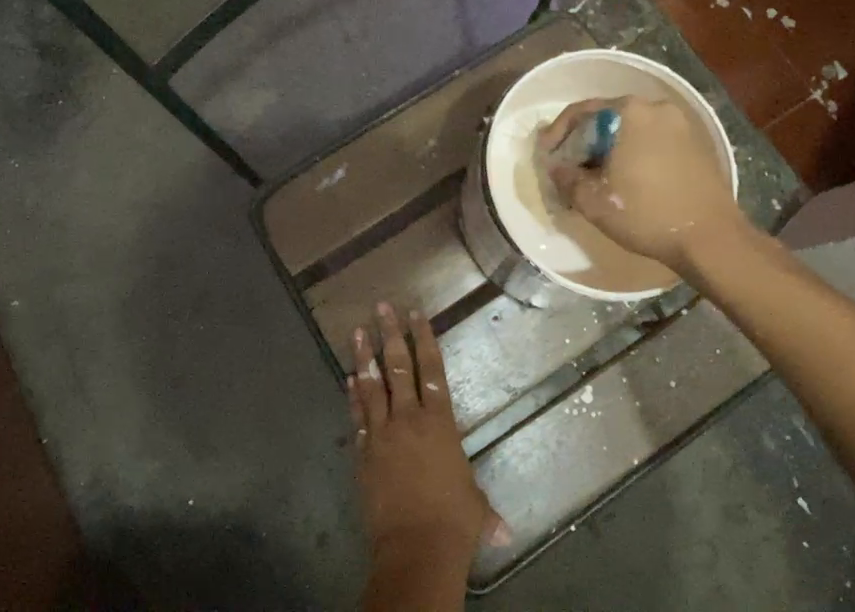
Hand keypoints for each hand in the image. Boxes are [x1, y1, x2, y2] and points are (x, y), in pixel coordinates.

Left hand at [349, 304, 506, 570]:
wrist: (415, 546)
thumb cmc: (454, 521)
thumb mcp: (474, 507)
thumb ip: (484, 509)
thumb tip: (506, 532)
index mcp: (440, 422)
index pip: (432, 369)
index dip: (424, 338)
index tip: (416, 312)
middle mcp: (409, 419)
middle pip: (397, 367)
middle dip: (389, 334)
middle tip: (381, 307)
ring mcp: (382, 434)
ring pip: (371, 386)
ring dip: (363, 357)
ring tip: (356, 332)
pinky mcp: (363, 454)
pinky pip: (357, 417)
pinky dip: (353, 397)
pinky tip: (348, 380)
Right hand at [539, 96, 748, 271]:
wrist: (711, 238)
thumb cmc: (647, 214)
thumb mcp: (594, 201)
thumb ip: (566, 178)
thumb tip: (557, 167)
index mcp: (630, 112)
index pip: (582, 111)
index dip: (558, 132)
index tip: (548, 154)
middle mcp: (657, 108)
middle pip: (608, 117)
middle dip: (585, 140)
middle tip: (570, 166)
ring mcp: (681, 124)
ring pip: (633, 129)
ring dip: (611, 147)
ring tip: (597, 175)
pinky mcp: (697, 144)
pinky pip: (654, 140)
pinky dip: (636, 152)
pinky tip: (629, 178)